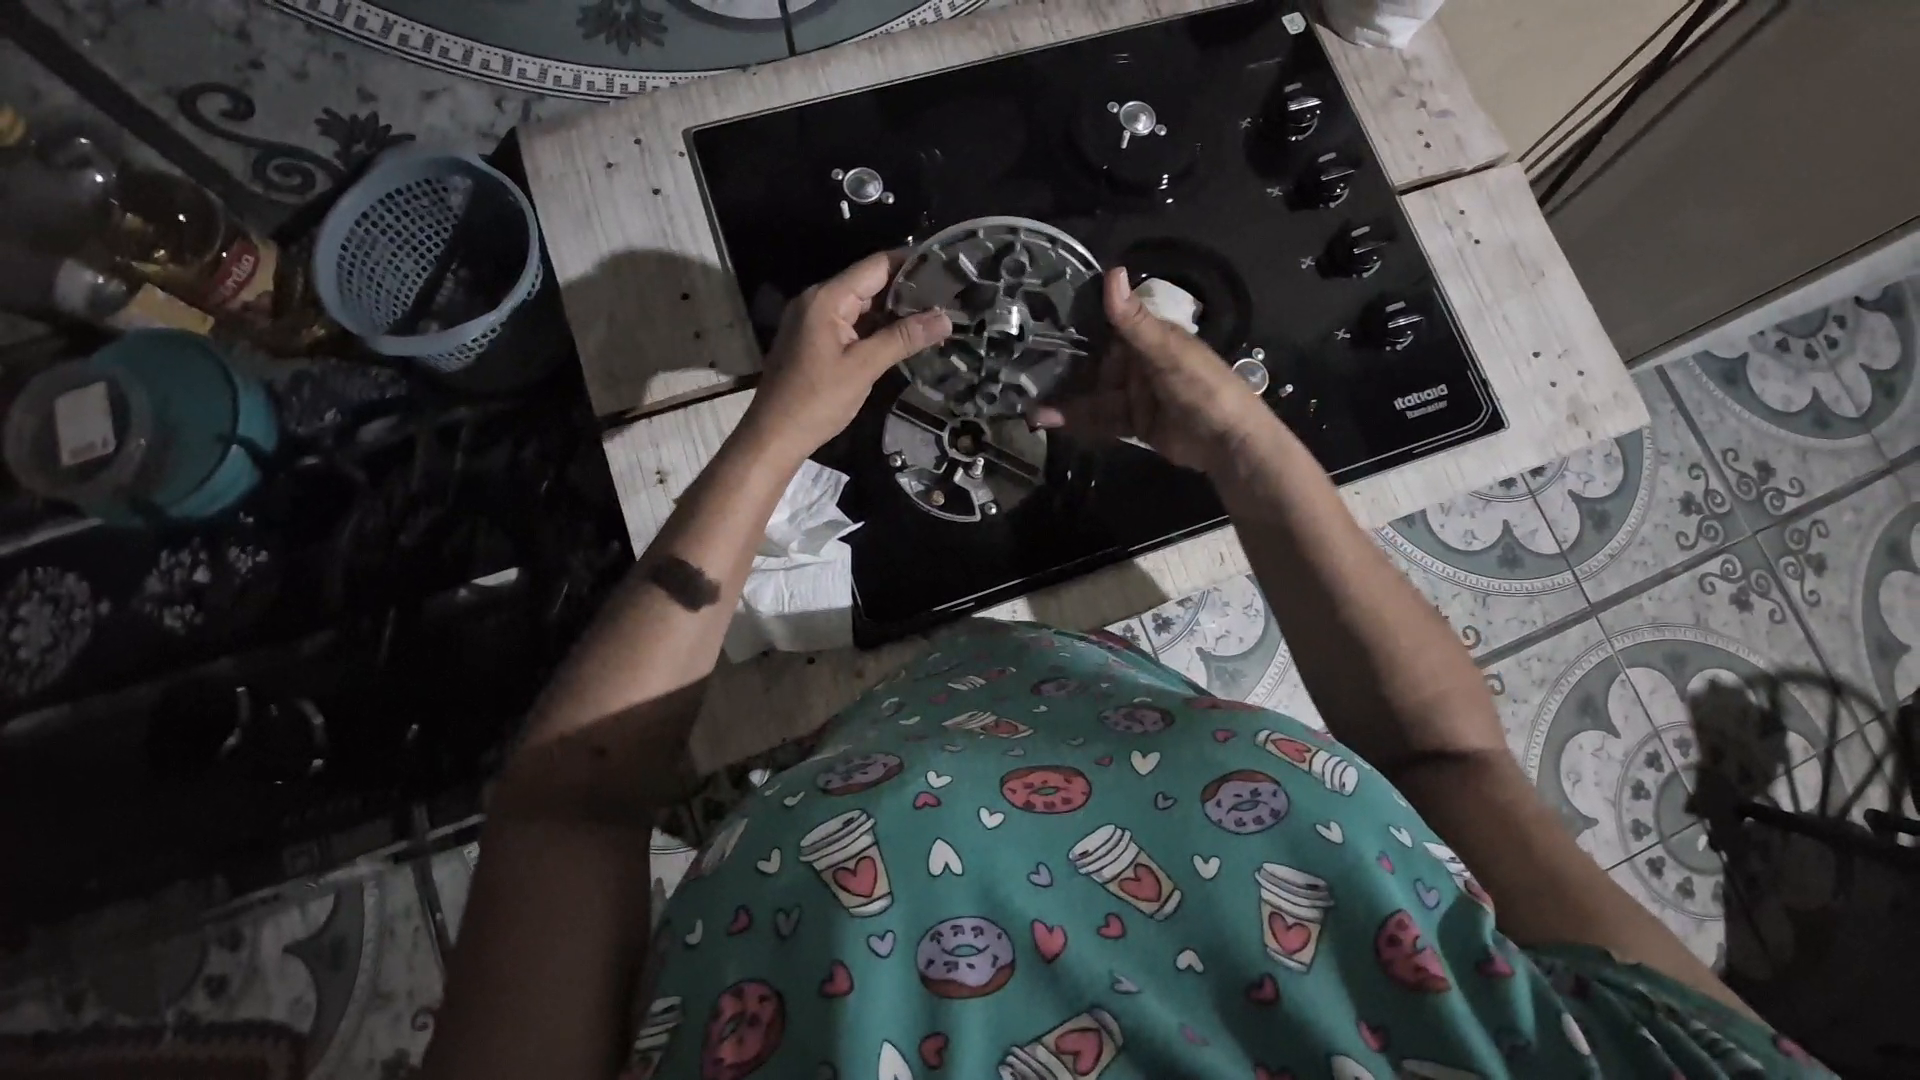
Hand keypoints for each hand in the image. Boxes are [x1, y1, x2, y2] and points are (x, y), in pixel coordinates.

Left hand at [745, 251, 952, 459]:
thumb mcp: (864, 368)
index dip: (911, 263)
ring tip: (934, 316)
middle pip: (868, 282)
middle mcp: (817, 300)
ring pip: (861, 305)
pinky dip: (875, 327)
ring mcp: (813, 319)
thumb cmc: (817, 401)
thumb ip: (903, 338)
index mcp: (827, 298)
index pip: (876, 265)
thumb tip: (945, 319)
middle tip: (947, 298)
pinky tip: (902, 336)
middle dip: (906, 290)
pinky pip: (850, 323)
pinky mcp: (813, 339)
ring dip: (893, 311)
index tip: (946, 269)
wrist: (774, 434)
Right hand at [1030, 268, 1273, 472]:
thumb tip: (1111, 273)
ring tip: (1028, 405)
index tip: (1035, 319)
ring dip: (1063, 400)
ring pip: (1091, 394)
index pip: (1104, 323)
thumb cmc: (1203, 386)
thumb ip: (1134, 320)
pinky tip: (1049, 420)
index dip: (1072, 322)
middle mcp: (1136, 362)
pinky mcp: (1132, 423)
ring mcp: (1133, 394)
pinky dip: (1076, 420)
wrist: (1227, 441)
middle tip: (1019, 369)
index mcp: (1147, 337)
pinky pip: (1099, 419)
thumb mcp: (1167, 351)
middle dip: (1060, 368)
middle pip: (1091, 362)